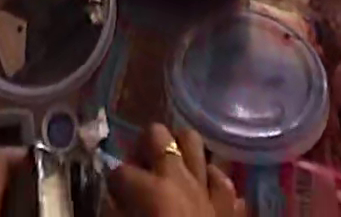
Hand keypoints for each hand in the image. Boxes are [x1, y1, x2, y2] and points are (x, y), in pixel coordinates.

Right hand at [106, 124, 245, 216]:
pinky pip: (221, 179)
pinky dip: (210, 181)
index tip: (112, 197)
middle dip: (143, 147)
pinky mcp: (229, 207)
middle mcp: (178, 178)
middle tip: (138, 172)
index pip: (119, 172)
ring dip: (179, 151)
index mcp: (151, 191)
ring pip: (192, 141)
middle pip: (156, 134)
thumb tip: (111, 206)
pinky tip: (202, 193)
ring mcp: (207, 188)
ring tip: (168, 170)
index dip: (112, 185)